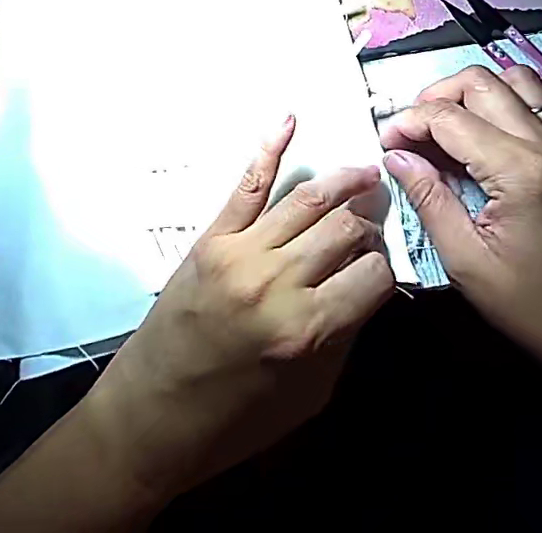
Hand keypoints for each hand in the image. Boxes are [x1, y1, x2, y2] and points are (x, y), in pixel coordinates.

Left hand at [79, 115, 394, 504]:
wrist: (156, 409)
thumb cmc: (238, 418)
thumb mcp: (310, 392)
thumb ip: (345, 332)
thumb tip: (370, 283)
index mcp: (308, 329)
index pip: (373, 273)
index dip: (385, 269)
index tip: (381, 269)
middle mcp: (276, 280)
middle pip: (342, 227)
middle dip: (367, 222)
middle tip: (373, 223)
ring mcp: (239, 251)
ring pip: (304, 200)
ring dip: (340, 181)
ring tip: (364, 172)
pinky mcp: (210, 237)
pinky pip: (246, 186)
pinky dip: (269, 150)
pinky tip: (289, 123)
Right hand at [379, 66, 541, 405]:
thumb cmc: (539, 310)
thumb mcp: (467, 261)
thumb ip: (428, 197)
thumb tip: (397, 156)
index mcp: (520, 171)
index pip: (447, 117)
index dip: (407, 124)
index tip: (389, 145)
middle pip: (481, 83)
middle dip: (435, 99)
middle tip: (414, 134)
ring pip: (523, 81)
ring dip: (480, 92)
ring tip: (455, 125)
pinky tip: (522, 118)